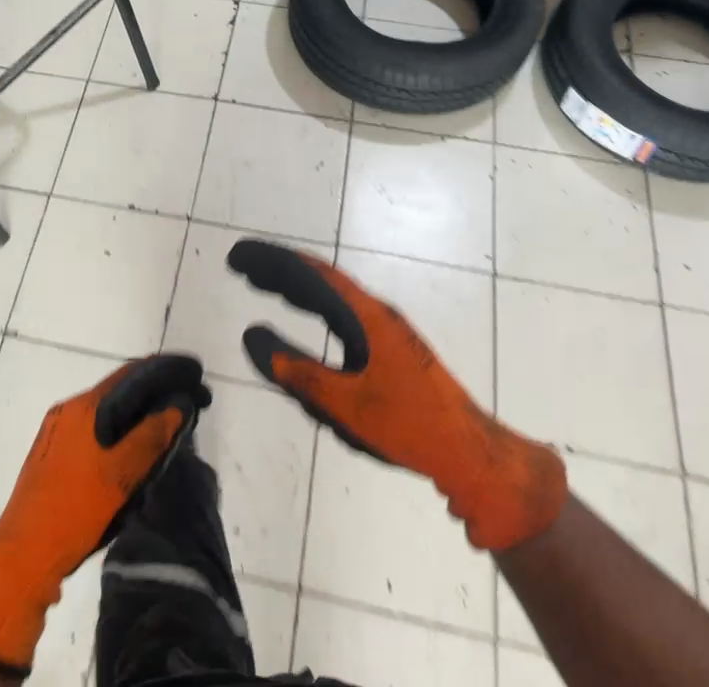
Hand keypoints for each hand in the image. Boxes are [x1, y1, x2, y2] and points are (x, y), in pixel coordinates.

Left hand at [0, 354, 210, 675]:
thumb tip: (177, 406)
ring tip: (171, 426)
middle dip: (155, 395)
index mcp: (81, 408)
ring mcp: (58, 435)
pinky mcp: (55, 456)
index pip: (130, 374)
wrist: (23, 555)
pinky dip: (122, 433)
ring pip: (107, 415)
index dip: (164, 372)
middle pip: (118, 392)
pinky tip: (140, 449)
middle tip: (190, 405)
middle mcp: (67, 413)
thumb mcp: (120, 475)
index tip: (194, 376)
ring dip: (138, 416)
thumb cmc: (74, 510)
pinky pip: (96, 432)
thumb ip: (150, 437)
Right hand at [228, 239, 564, 550]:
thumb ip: (299, 372)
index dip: (273, 262)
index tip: (239, 257)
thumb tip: (252, 336)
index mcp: (368, 318)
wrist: (469, 452)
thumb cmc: (410, 426)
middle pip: (321, 281)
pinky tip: (306, 320)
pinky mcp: (389, 351)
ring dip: (296, 289)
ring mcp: (385, 333)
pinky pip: (341, 318)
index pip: (312, 276)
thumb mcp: (346, 403)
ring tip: (263, 284)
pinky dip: (314, 311)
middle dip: (279, 271)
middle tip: (241, 266)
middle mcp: (376, 316)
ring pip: (332, 299)